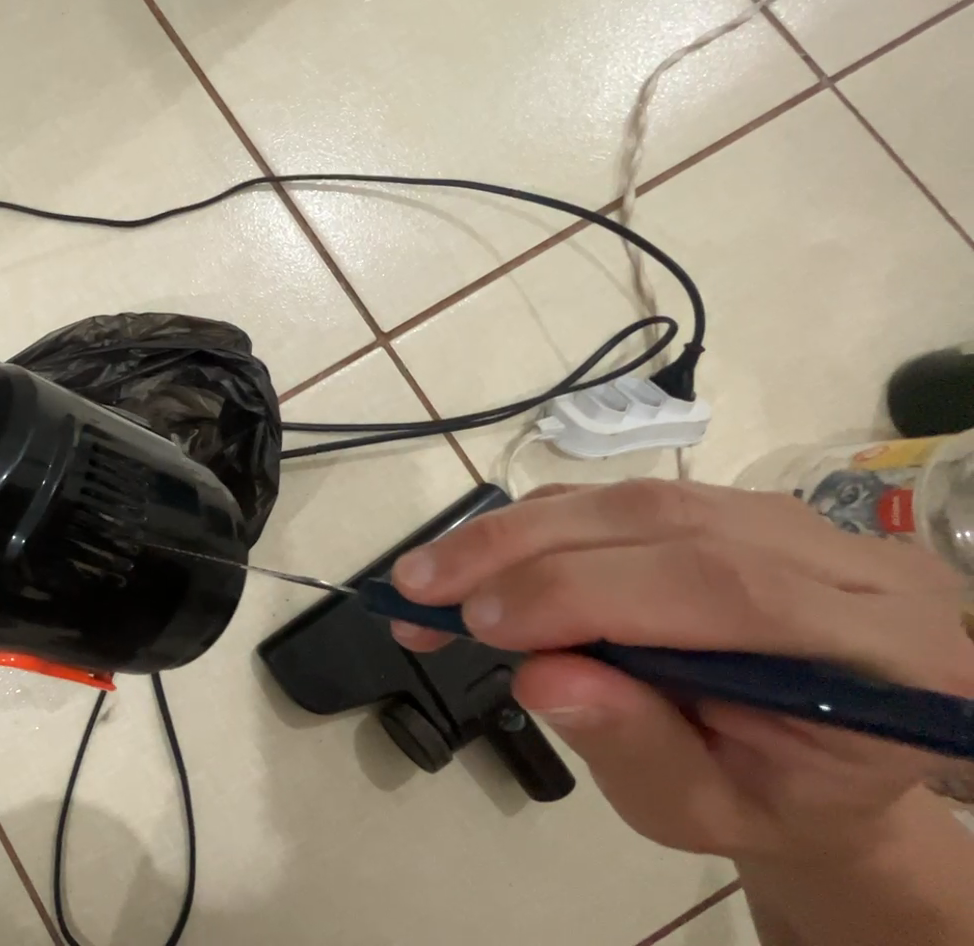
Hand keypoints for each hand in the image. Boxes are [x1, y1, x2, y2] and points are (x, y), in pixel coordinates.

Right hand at [389, 480, 973, 863]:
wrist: (806, 761)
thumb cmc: (763, 800)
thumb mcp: (701, 810)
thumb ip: (635, 747)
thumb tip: (538, 678)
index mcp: (888, 657)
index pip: (722, 589)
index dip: (583, 592)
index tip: (474, 624)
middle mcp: (850, 564)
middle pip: (661, 522)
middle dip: (519, 550)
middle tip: (417, 588)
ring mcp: (784, 521)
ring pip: (624, 498)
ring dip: (508, 533)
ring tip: (426, 576)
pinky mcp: (719, 505)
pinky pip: (607, 497)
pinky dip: (527, 525)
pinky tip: (477, 561)